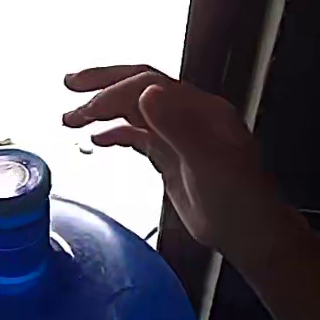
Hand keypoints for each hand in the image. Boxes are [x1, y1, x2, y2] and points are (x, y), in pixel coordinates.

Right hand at [62, 64, 286, 261]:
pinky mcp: (170, 155)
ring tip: (71, 118)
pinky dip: (115, 133)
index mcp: (200, 109)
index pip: (149, 85)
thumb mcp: (209, 162)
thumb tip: (147, 93)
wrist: (249, 234)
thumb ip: (178, 126)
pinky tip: (97, 139)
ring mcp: (178, 135)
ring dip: (103, 111)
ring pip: (134, 111)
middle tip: (71, 84)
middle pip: (140, 87)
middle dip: (103, 84)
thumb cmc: (239, 201)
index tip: (88, 109)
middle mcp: (188, 115)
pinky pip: (137, 135)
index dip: (116, 91)